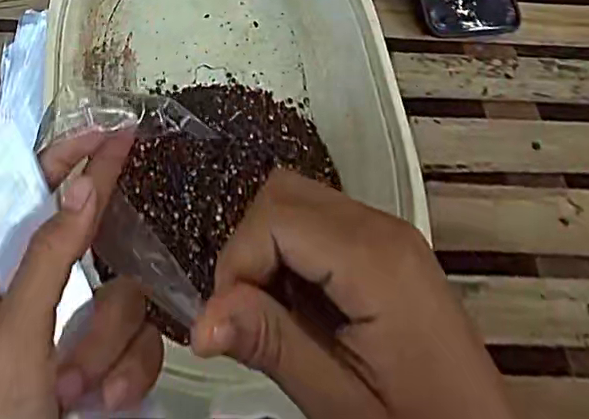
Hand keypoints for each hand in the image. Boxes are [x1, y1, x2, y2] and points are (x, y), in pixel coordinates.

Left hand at [0, 130, 162, 418]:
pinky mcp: (116, 373)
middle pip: (100, 251)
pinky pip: (146, 345)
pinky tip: (106, 404)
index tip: (109, 131)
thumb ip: (51, 255)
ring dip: (109, 347)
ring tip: (77, 391)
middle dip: (100, 275)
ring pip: (130, 299)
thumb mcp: (15, 336)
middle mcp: (52, 303)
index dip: (70, 160)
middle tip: (114, 223)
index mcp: (9, 284)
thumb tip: (85, 179)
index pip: (40, 201)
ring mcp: (86, 341)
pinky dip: (131, 374)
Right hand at [189, 169, 512, 418]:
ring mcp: (388, 229)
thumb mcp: (339, 403)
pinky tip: (302, 307)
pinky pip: (321, 220)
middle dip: (249, 247)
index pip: (277, 215)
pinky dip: (293, 250)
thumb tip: (200, 319)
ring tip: (274, 317)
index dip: (238, 262)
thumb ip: (273, 344)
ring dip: (269, 248)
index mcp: (374, 257)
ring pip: (299, 199)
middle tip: (247, 317)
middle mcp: (382, 225)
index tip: (229, 325)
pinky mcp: (388, 243)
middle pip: (285, 191)